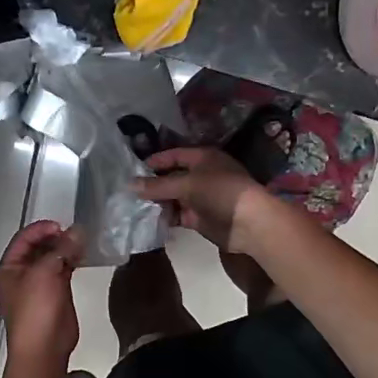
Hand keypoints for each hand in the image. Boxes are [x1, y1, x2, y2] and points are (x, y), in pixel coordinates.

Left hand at [0, 220, 82, 361]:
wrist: (44, 347)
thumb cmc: (36, 308)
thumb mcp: (45, 274)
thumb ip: (61, 249)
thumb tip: (78, 230)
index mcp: (9, 268)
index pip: (23, 239)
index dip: (40, 229)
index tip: (61, 226)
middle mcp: (22, 274)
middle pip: (38, 248)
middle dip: (55, 238)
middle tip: (75, 234)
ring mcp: (39, 285)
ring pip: (52, 259)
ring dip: (65, 249)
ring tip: (83, 241)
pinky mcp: (56, 294)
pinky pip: (63, 271)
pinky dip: (72, 262)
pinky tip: (84, 255)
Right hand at [133, 147, 278, 253]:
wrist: (248, 222)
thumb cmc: (220, 192)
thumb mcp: (187, 184)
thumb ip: (158, 185)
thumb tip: (130, 184)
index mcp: (202, 158)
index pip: (174, 155)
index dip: (155, 160)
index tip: (134, 169)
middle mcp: (201, 175)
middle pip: (172, 177)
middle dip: (153, 183)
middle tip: (128, 190)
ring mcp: (200, 198)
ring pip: (173, 197)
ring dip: (157, 201)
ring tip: (134, 205)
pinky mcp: (199, 218)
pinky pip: (177, 214)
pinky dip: (165, 217)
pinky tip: (148, 219)